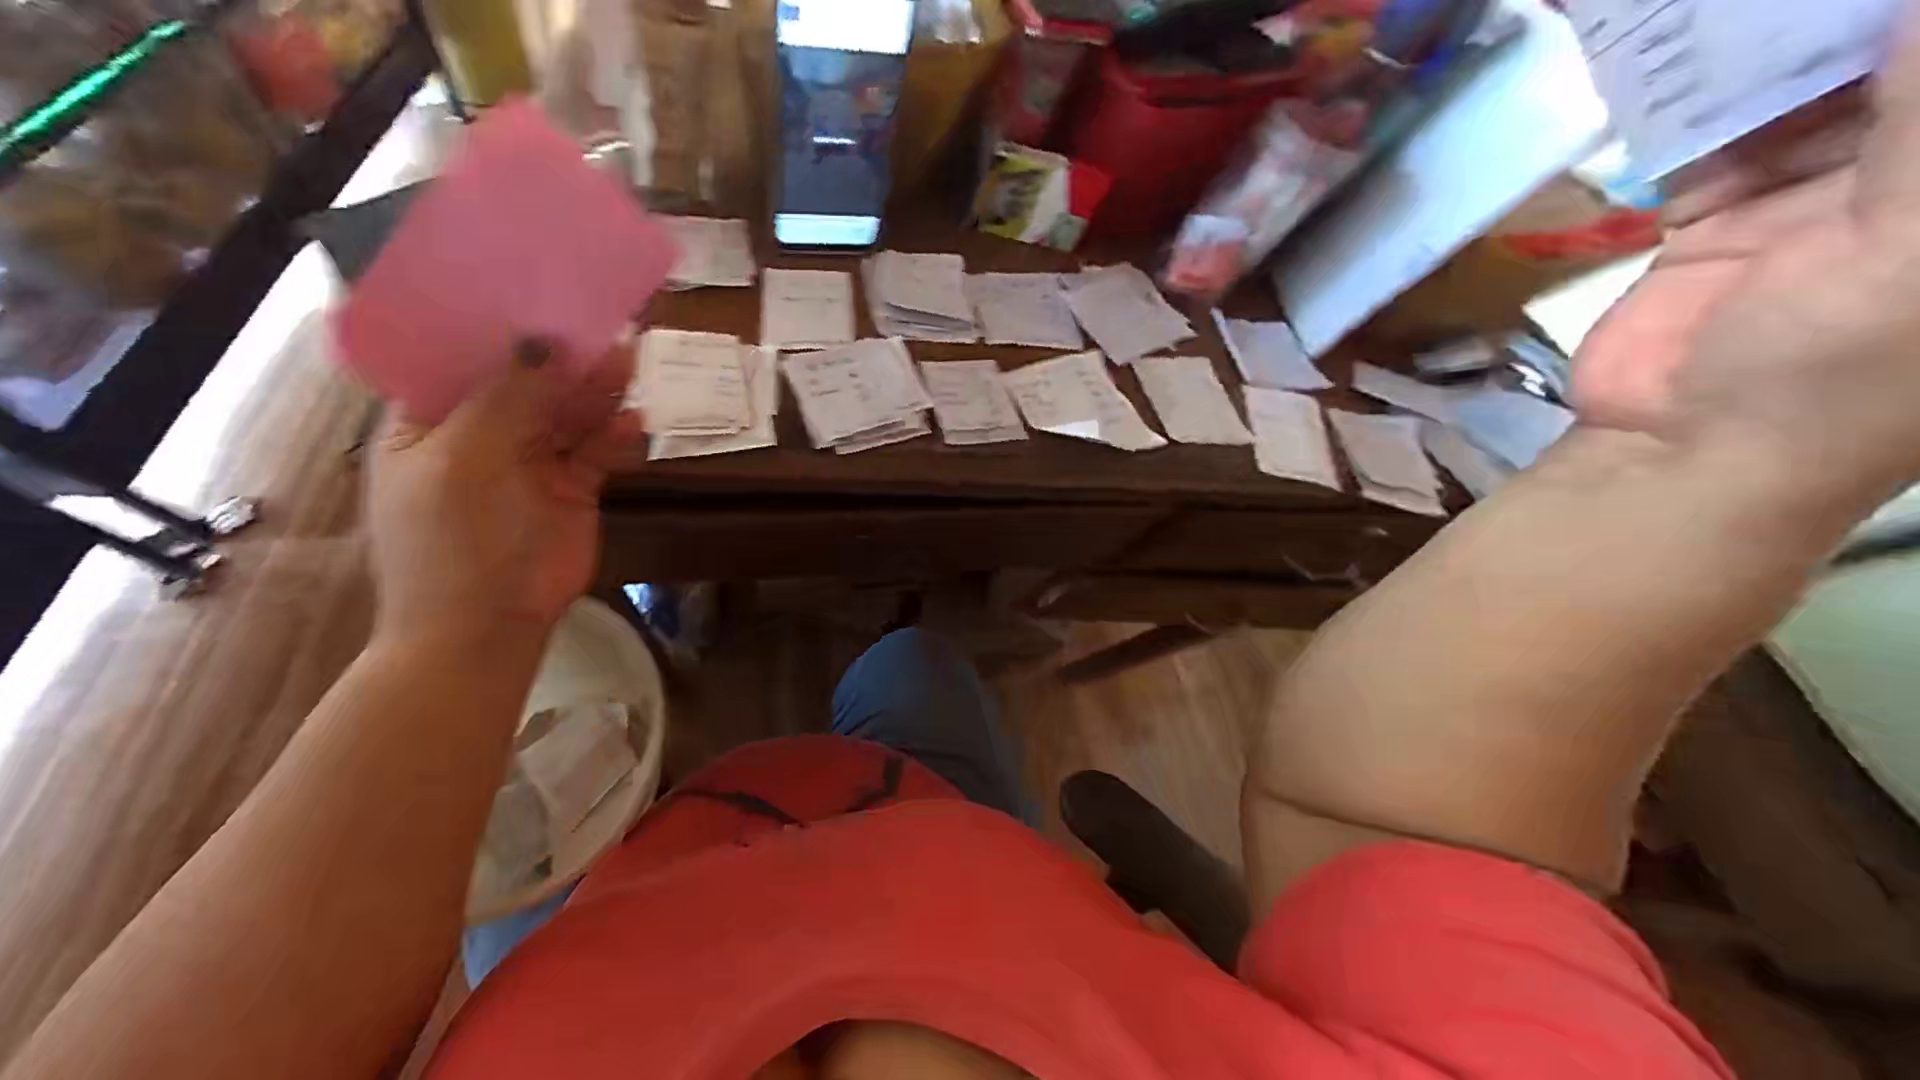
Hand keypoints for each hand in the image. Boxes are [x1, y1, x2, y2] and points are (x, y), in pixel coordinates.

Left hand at [366, 342, 640, 646]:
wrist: (487, 627)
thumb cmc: (452, 542)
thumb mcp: (464, 461)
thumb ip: (505, 400)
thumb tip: (544, 341)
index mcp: (429, 419)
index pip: (461, 356)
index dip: (499, 325)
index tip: (539, 291)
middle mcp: (481, 432)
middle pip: (527, 381)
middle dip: (562, 356)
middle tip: (607, 325)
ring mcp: (531, 461)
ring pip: (569, 412)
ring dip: (597, 391)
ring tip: (631, 363)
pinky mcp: (574, 487)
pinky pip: (597, 450)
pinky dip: (614, 437)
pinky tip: (633, 425)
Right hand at [1575, 10, 1919, 507]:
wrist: (1679, 451)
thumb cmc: (1835, 370)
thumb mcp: (1919, 238)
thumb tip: (1907, 11)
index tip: (1889, 17)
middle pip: (1914, 76)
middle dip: (1869, 29)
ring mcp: (1820, 206)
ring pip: (1823, 95)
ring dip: (1787, 52)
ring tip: (1741, 9)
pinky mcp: (1719, 229)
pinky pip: (1719, 150)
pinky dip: (1703, 111)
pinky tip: (1684, 63)